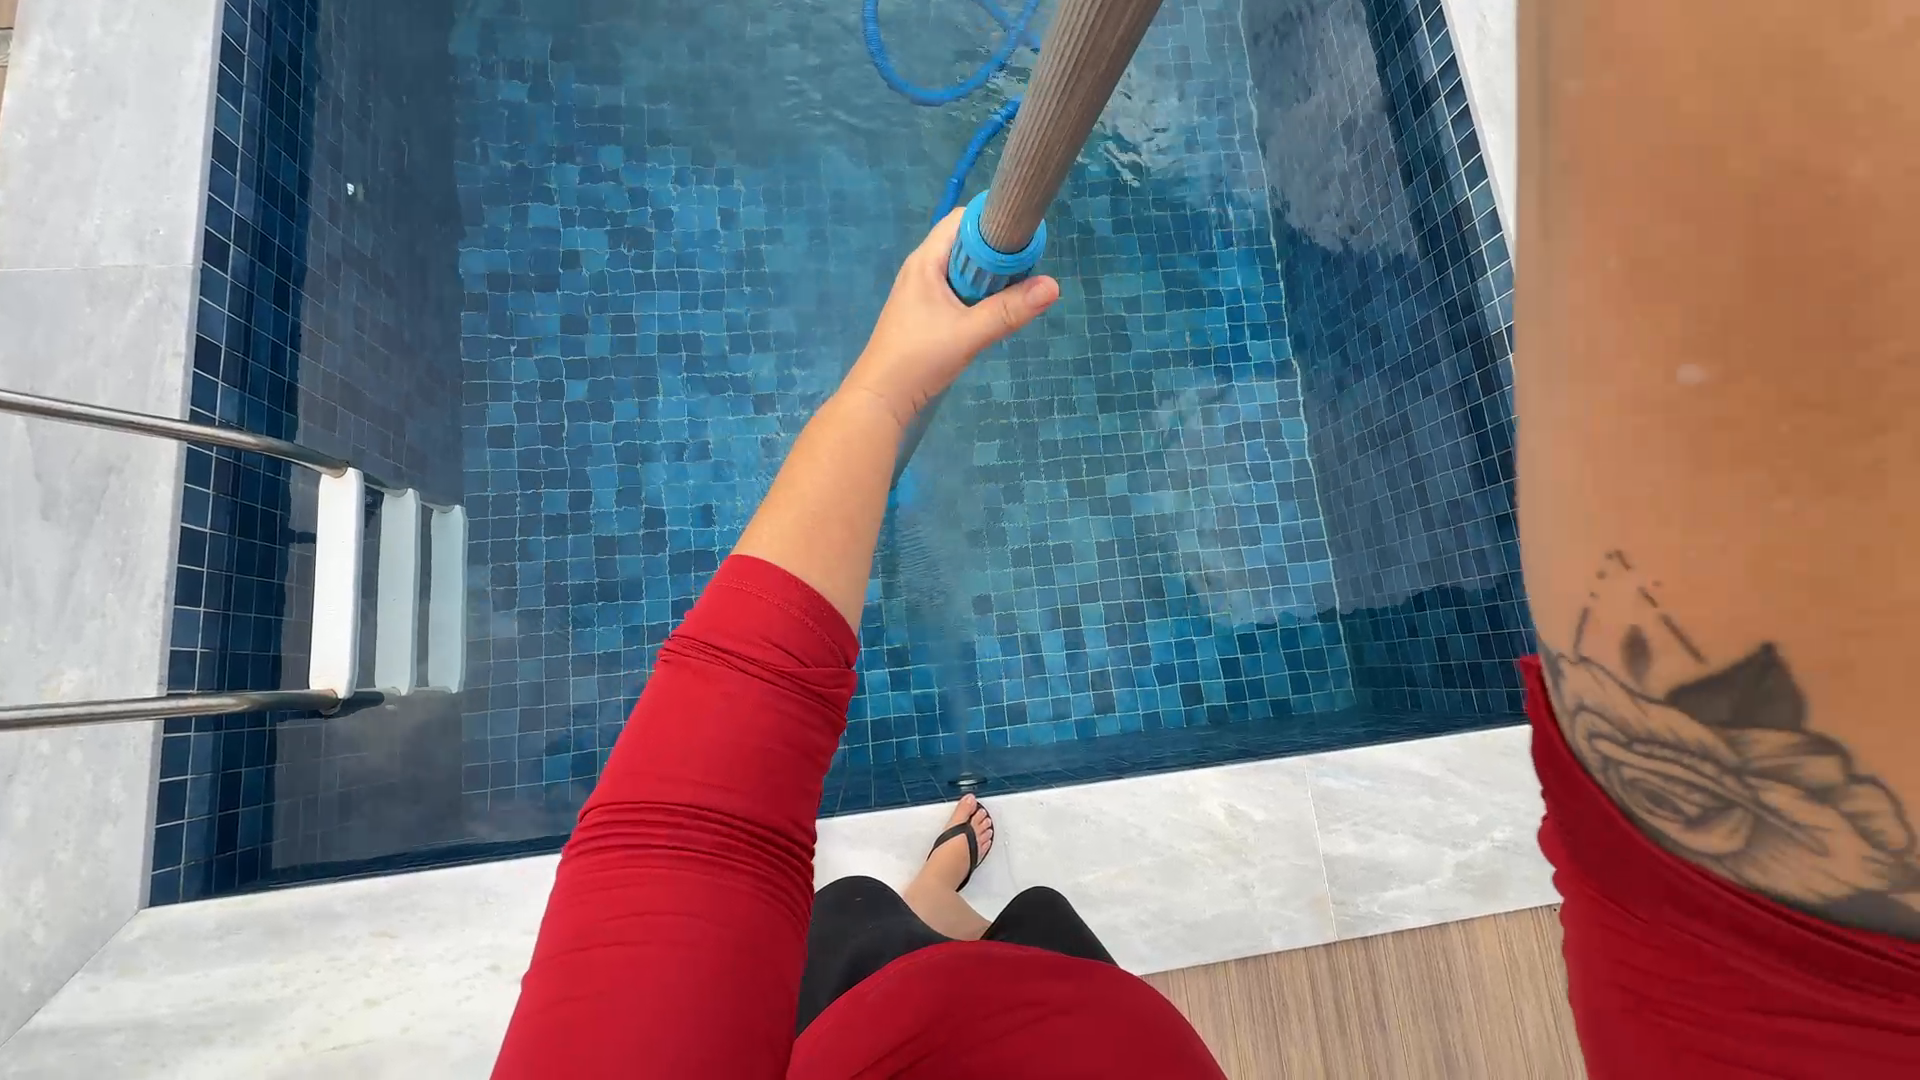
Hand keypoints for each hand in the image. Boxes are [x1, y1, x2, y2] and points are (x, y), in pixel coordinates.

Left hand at [839, 208, 1060, 430]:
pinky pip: (957, 292)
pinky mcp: (925, 313)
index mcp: (926, 260)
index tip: (1022, 242)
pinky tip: (990, 316)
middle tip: (1022, 277)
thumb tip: (1053, 286)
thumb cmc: (919, 359)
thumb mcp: (969, 333)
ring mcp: (922, 292)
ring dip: (988, 280)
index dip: (994, 223)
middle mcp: (923, 268)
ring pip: (964, 271)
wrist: (881, 397)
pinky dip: (976, 298)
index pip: (964, 219)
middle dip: (996, 256)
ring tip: (1011, 297)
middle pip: (966, 244)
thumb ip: (1009, 310)